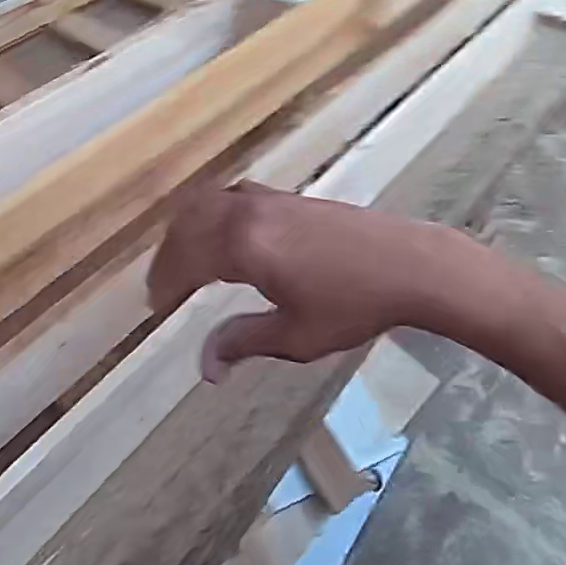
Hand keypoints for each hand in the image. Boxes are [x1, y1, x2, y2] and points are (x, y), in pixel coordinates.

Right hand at [148, 181, 478, 381]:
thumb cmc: (354, 304)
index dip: (165, 284)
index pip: (185, 261)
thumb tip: (205, 368)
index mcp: (244, 245)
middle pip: (190, 224)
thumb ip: (243, 342)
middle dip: (170, 255)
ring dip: (189, 228)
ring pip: (209, 202)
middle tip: (164, 287)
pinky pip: (234, 195)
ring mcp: (271, 198)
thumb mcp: (295, 335)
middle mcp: (249, 212)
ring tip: (186, 258)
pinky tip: (225, 233)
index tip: (156, 308)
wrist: (409, 263)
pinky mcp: (290, 195)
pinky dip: (214, 213)